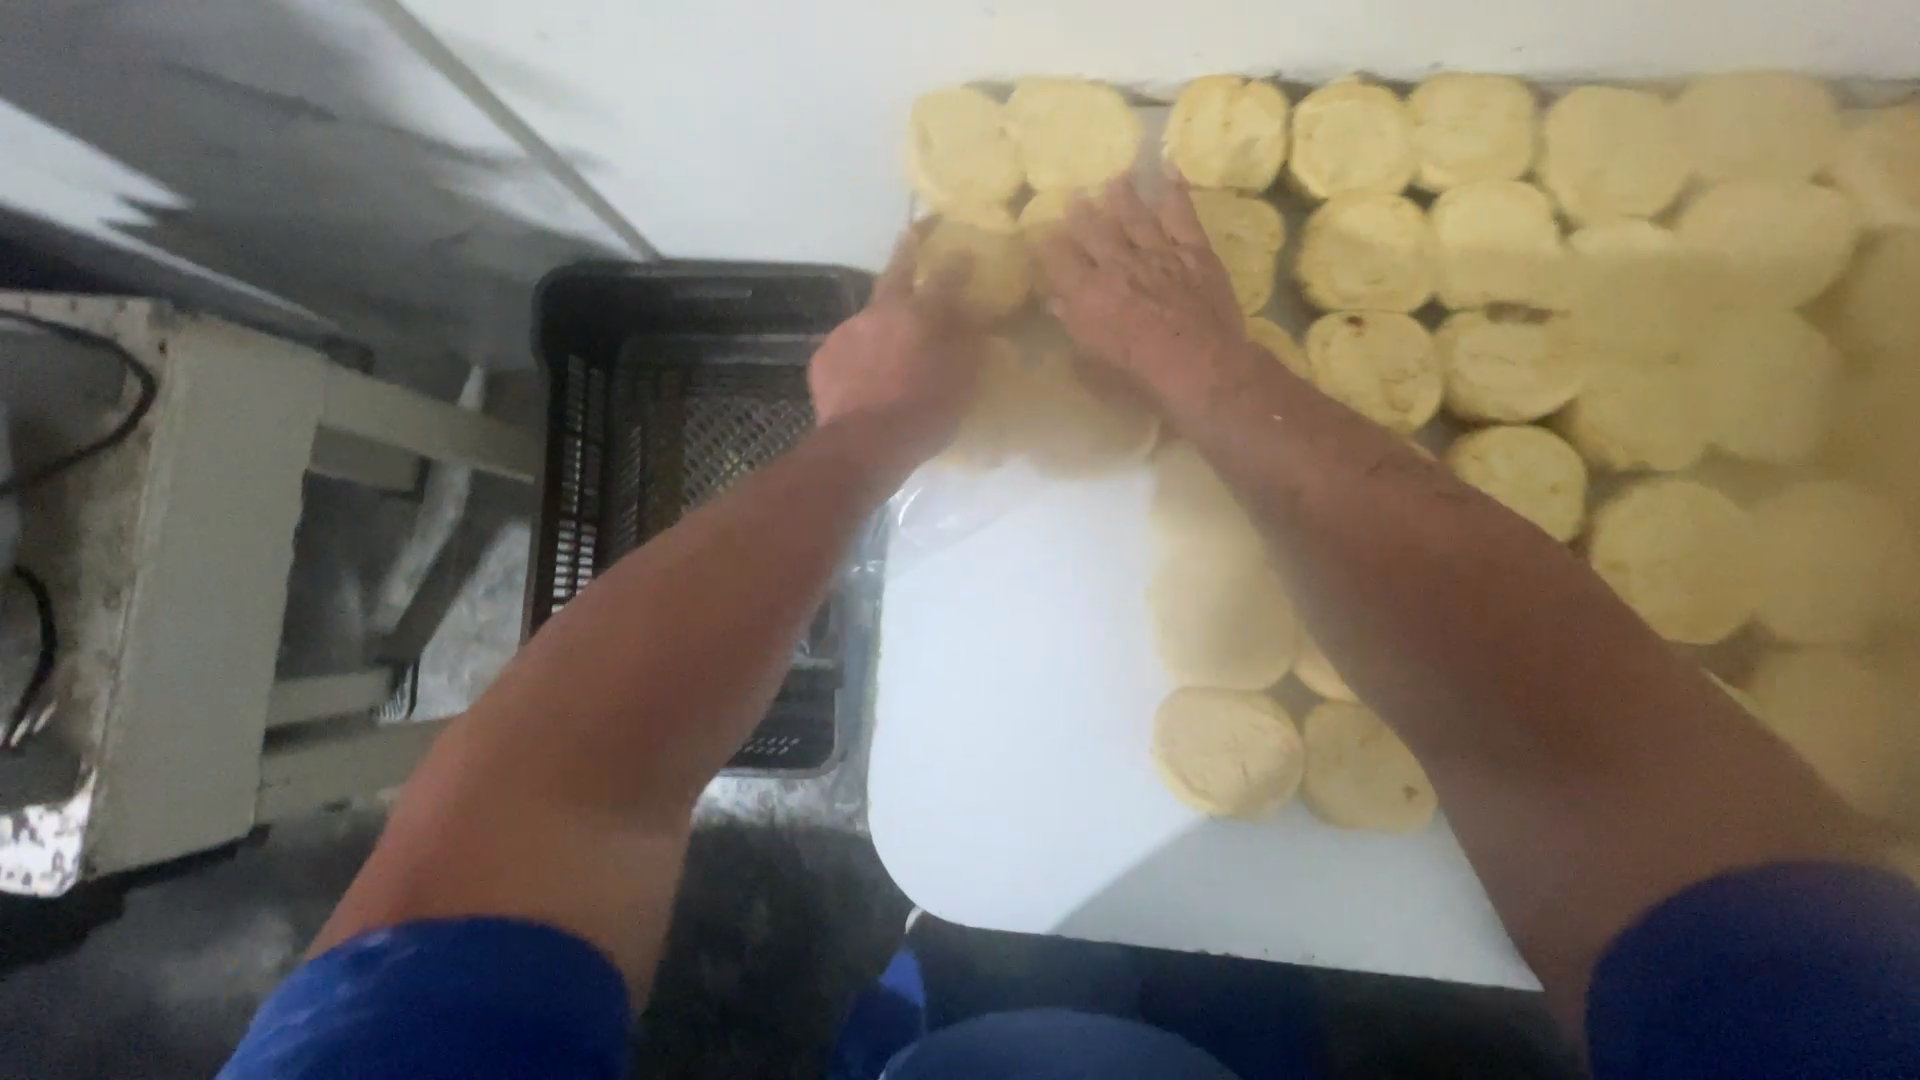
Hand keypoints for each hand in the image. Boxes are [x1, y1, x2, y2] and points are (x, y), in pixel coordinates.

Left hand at [809, 225, 982, 470]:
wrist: (865, 444)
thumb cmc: (924, 416)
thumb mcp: (963, 384)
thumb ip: (966, 347)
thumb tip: (970, 324)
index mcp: (922, 315)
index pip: (945, 276)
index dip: (957, 262)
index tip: (964, 252)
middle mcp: (883, 312)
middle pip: (896, 271)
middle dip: (908, 249)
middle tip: (912, 233)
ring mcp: (848, 331)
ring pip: (869, 316)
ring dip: (881, 322)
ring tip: (888, 345)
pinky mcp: (825, 356)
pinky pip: (847, 348)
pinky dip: (859, 355)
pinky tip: (863, 376)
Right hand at [1037, 176, 1257, 408]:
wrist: (1199, 363)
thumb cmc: (1140, 374)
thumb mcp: (1095, 360)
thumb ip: (1075, 326)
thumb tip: (1056, 303)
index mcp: (1089, 293)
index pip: (1061, 260)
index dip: (1051, 246)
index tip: (1045, 234)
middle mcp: (1118, 265)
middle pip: (1095, 230)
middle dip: (1083, 213)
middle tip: (1077, 198)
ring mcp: (1157, 252)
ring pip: (1135, 216)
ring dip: (1124, 196)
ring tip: (1116, 180)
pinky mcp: (1193, 250)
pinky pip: (1181, 213)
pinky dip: (1174, 191)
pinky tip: (1168, 171)